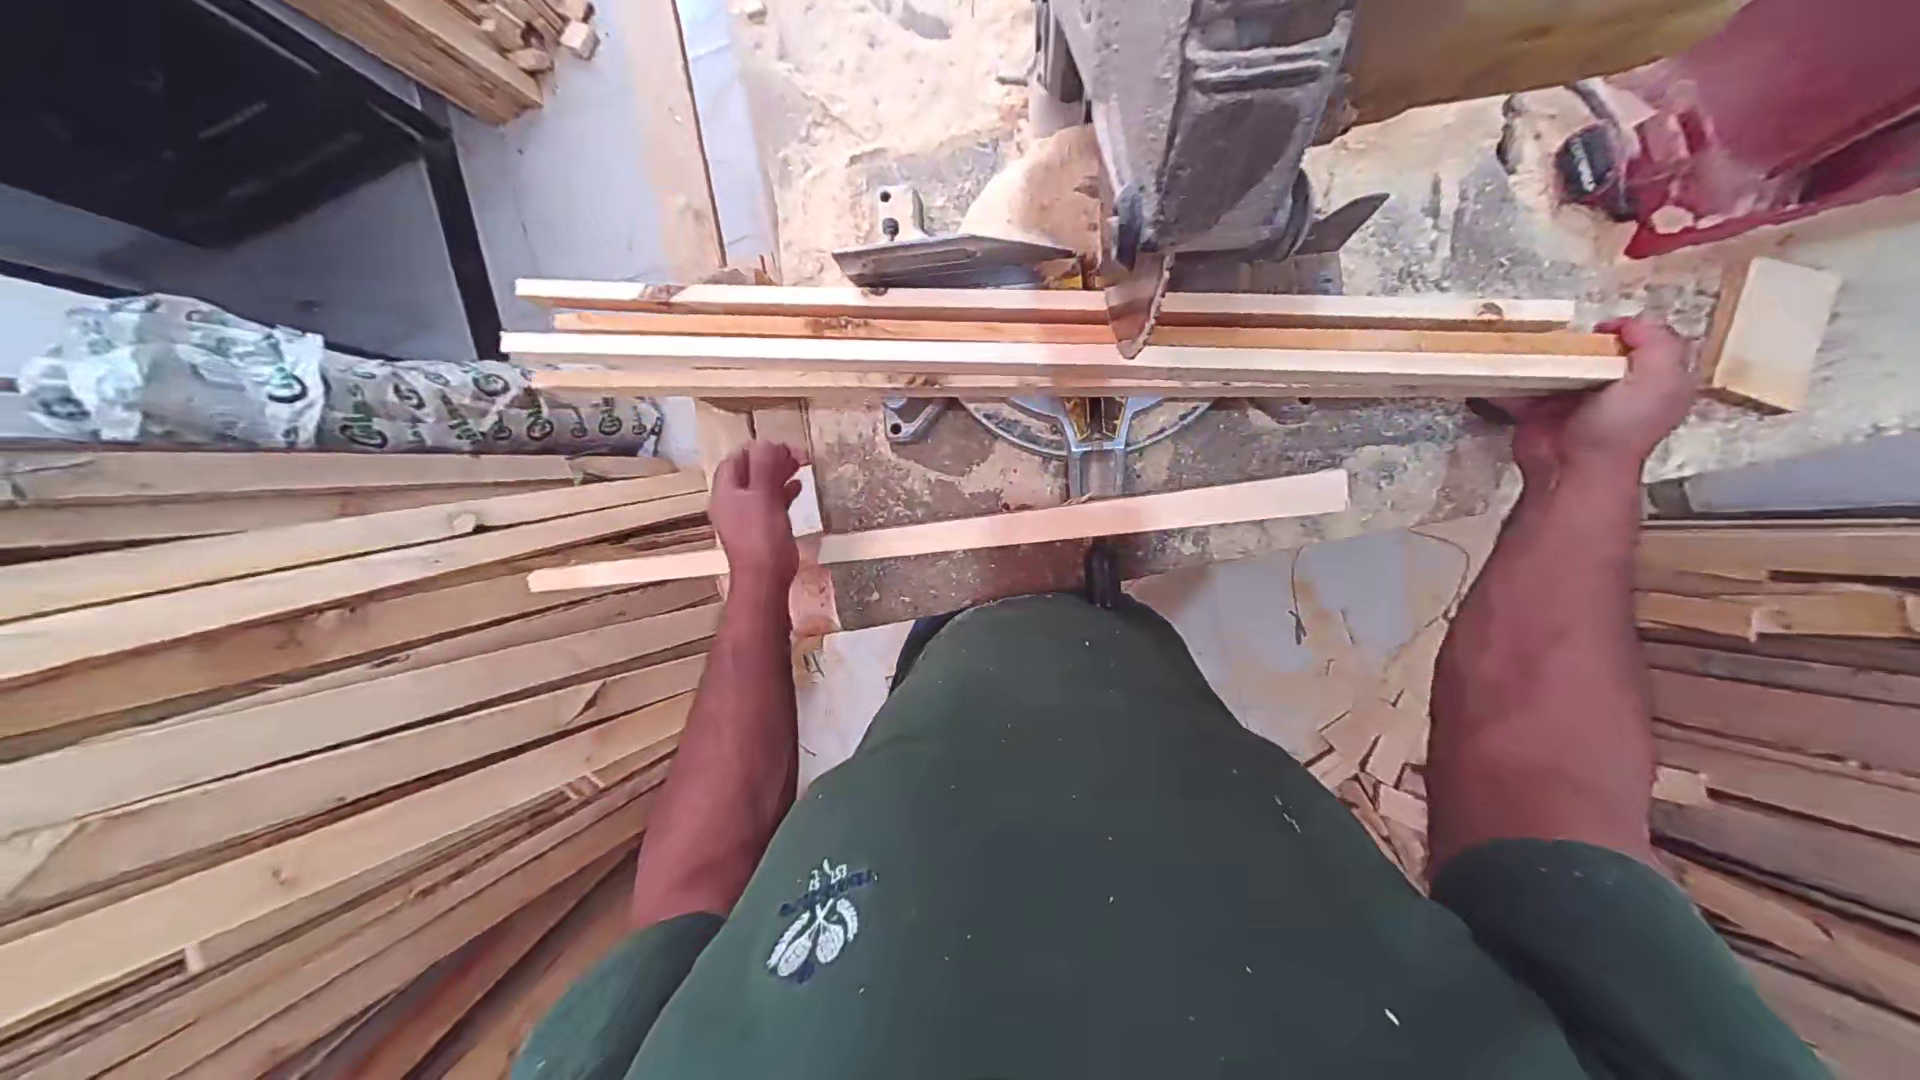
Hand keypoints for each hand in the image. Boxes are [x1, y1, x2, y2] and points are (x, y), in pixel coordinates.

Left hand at [709, 441, 802, 587]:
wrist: (766, 578)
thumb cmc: (761, 540)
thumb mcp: (763, 497)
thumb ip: (764, 468)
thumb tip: (767, 443)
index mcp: (726, 492)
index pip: (737, 459)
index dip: (758, 448)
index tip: (782, 446)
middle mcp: (733, 502)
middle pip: (750, 471)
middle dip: (772, 459)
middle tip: (795, 453)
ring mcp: (747, 516)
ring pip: (762, 485)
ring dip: (779, 473)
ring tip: (799, 465)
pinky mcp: (762, 528)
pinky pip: (771, 502)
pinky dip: (783, 491)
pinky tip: (796, 487)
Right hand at [1496, 315, 1696, 484]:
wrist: (1572, 468)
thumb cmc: (1620, 428)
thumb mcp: (1660, 380)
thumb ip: (1656, 345)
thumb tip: (1628, 324)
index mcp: (1650, 380)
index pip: (1644, 344)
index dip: (1627, 330)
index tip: (1601, 329)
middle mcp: (1611, 388)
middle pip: (1594, 353)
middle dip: (1575, 343)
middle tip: (1559, 339)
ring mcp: (1571, 400)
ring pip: (1554, 368)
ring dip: (1537, 357)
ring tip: (1523, 347)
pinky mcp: (1536, 411)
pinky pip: (1519, 390)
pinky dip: (1506, 381)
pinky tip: (1495, 368)